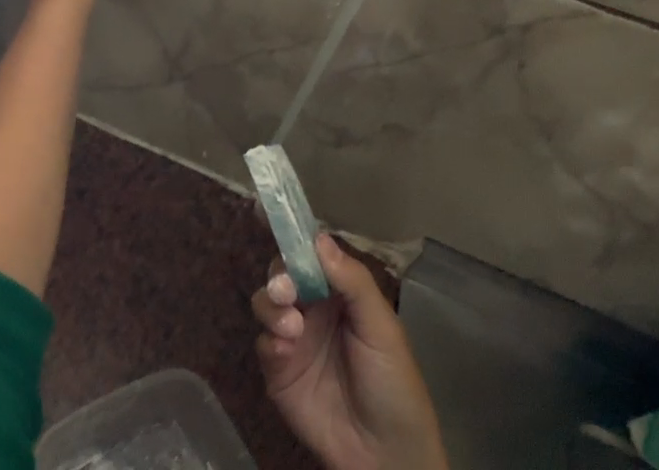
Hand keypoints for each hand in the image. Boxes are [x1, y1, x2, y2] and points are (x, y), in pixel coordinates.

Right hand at [253, 235, 447, 469]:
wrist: (385, 455)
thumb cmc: (394, 385)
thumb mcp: (383, 329)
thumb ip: (352, 283)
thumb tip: (319, 238)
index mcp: (341, 294)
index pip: (312, 255)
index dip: (293, 236)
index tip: (268, 213)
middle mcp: (314, 309)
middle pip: (282, 274)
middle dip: (278, 275)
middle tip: (285, 290)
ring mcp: (294, 338)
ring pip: (266, 302)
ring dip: (272, 306)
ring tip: (290, 327)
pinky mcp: (277, 368)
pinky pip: (263, 341)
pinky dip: (270, 340)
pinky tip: (286, 350)